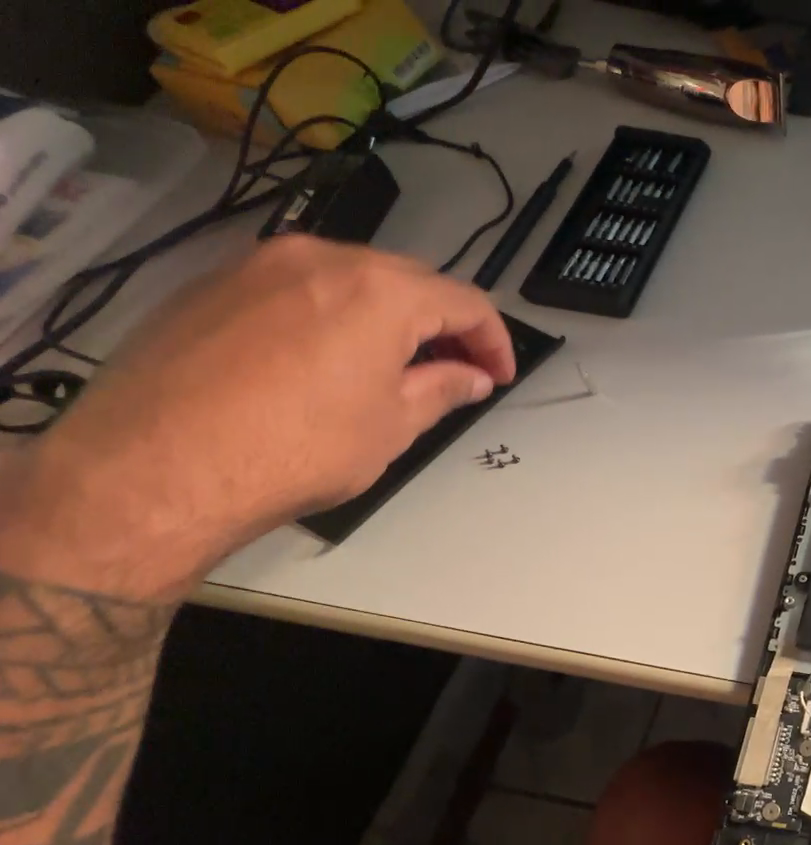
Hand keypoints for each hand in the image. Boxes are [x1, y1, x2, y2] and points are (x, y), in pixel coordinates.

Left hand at [0, 235, 513, 599]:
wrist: (159, 467)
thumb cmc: (300, 448)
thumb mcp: (393, 425)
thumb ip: (442, 389)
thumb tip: (470, 377)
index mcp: (379, 291)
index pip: (464, 301)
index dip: (494, 340)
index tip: (498, 377)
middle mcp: (320, 259)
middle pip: (408, 279)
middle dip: (443, 322)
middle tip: (456, 369)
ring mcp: (258, 267)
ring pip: (350, 277)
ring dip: (387, 314)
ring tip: (395, 364)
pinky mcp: (211, 286)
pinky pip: (296, 287)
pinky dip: (331, 314)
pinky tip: (329, 359)